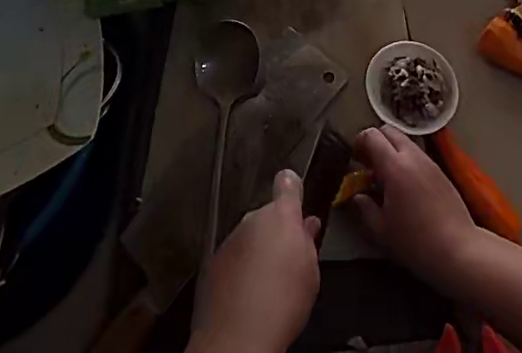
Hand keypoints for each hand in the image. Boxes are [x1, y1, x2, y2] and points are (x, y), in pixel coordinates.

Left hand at [190, 169, 320, 352]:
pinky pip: (231, 260)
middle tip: (286, 261)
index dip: (292, 189)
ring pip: (248, 239)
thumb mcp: (310, 272)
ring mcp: (228, 243)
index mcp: (281, 216)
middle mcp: (252, 221)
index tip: (295, 197)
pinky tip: (245, 297)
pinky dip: (238, 272)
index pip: (287, 184)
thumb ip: (308, 241)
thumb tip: (307, 227)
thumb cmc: (281, 305)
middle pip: (267, 218)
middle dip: (275, 233)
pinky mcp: (210, 266)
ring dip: (255, 253)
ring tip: (265, 286)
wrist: (235, 342)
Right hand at [351, 126, 480, 282]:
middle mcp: (413, 156)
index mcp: (395, 166)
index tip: (354, 160)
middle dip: (375, 141)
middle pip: (389, 130)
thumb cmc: (414, 241)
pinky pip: (417, 153)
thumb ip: (364, 208)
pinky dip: (405, 158)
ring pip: (405, 140)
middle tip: (367, 165)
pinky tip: (403, 184)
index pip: (372, 135)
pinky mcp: (440, 170)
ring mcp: (429, 161)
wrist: (456, 247)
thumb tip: (357, 195)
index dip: (359, 142)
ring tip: (384, 177)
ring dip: (391, 150)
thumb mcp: (380, 230)